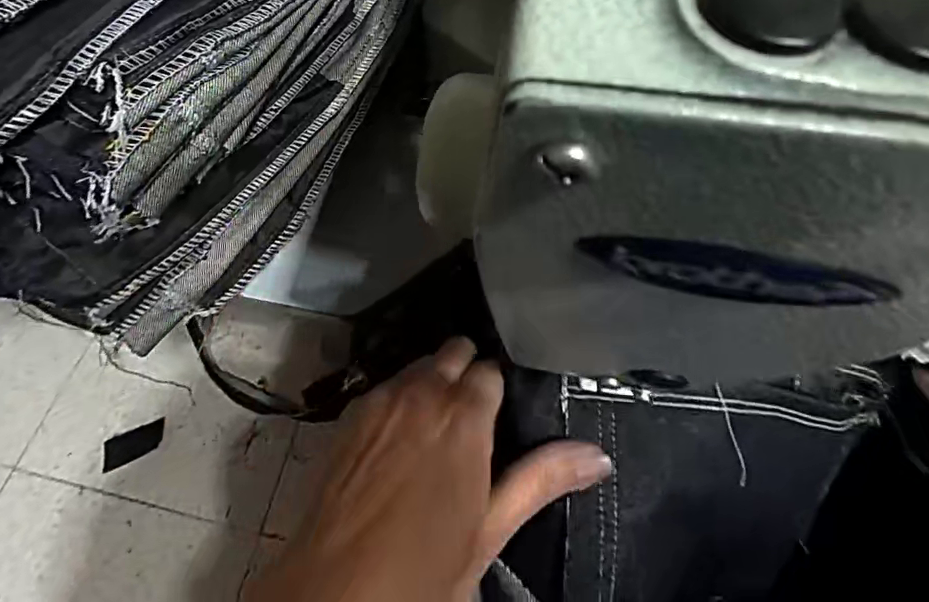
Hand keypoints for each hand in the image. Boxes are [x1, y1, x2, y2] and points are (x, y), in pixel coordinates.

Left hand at [253, 337, 612, 601]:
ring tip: (432, 430)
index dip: (496, 393)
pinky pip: (386, 385)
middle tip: (469, 421)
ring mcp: (382, 399)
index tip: (497, 419)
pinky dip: (399, 399)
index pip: (491, 370)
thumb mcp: (489, 528)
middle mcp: (424, 392)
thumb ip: (542, 479)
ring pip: (419, 365)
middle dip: (465, 374)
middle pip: (455, 351)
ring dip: (432, 383)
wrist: (329, 596)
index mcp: (465, 414)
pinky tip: (395, 440)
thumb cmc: (422, 569)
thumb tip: (600, 456)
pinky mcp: (349, 414)